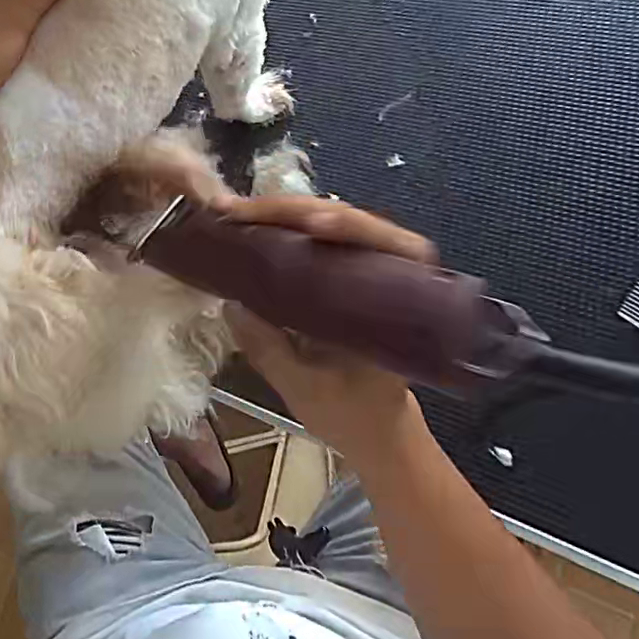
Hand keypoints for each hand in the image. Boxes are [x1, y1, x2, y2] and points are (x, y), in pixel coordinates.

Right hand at [217, 193, 435, 465]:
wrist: (374, 429)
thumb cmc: (355, 414)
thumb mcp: (308, 388)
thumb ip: (271, 349)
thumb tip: (232, 304)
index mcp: (405, 297)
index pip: (384, 242)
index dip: (349, 226)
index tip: (313, 227)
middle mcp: (388, 266)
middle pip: (344, 216)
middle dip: (290, 210)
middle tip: (239, 211)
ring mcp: (360, 260)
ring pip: (324, 216)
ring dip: (278, 210)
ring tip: (235, 211)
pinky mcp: (337, 264)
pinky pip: (309, 230)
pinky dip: (276, 223)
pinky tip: (246, 221)